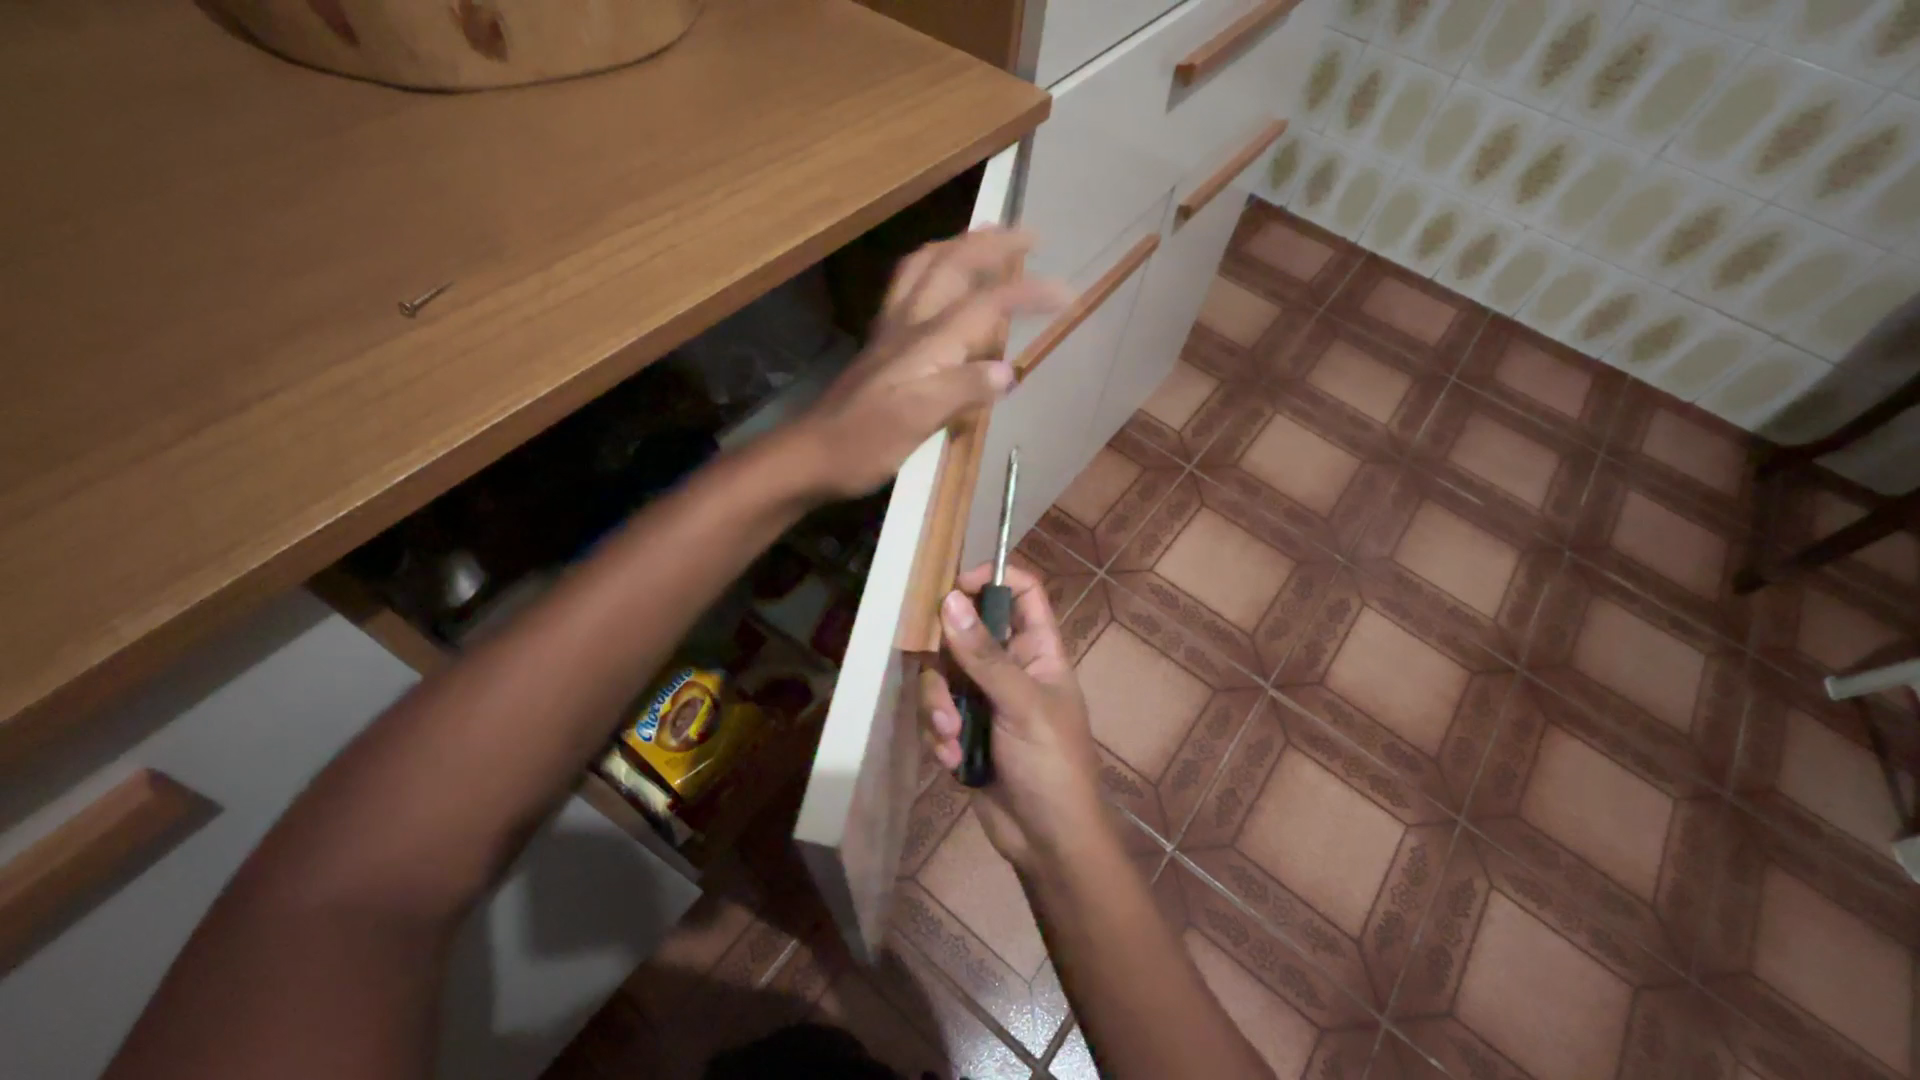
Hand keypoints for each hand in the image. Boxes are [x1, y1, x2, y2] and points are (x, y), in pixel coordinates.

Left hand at [785, 228, 1067, 500]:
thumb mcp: (917, 421)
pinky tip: (938, 280)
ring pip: (923, 268)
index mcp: (925, 342)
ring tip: (985, 238)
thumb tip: (1006, 372)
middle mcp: (908, 325)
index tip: (1066, 293)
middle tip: (1028, 235)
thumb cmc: (863, 443)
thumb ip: (962, 391)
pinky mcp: (880, 347)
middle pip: (951, 265)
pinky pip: (908, 288)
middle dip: (992, 244)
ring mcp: (890, 333)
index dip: (1026, 293)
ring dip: (958, 245)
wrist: (810, 455)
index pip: (984, 303)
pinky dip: (932, 268)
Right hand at [920, 563, 1105, 872]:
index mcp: (1039, 650)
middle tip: (943, 684)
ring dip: (937, 706)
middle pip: (963, 633)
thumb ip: (984, 655)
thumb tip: (950, 600)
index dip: (991, 579)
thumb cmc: (1052, 764)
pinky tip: (952, 760)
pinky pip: (935, 713)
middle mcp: (1009, 667)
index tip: (954, 588)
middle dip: (946, 663)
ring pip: (941, 676)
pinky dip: (938, 735)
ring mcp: (983, 700)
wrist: (1048, 841)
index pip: (1021, 592)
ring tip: (949, 735)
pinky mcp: (963, 731)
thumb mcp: (1022, 704)